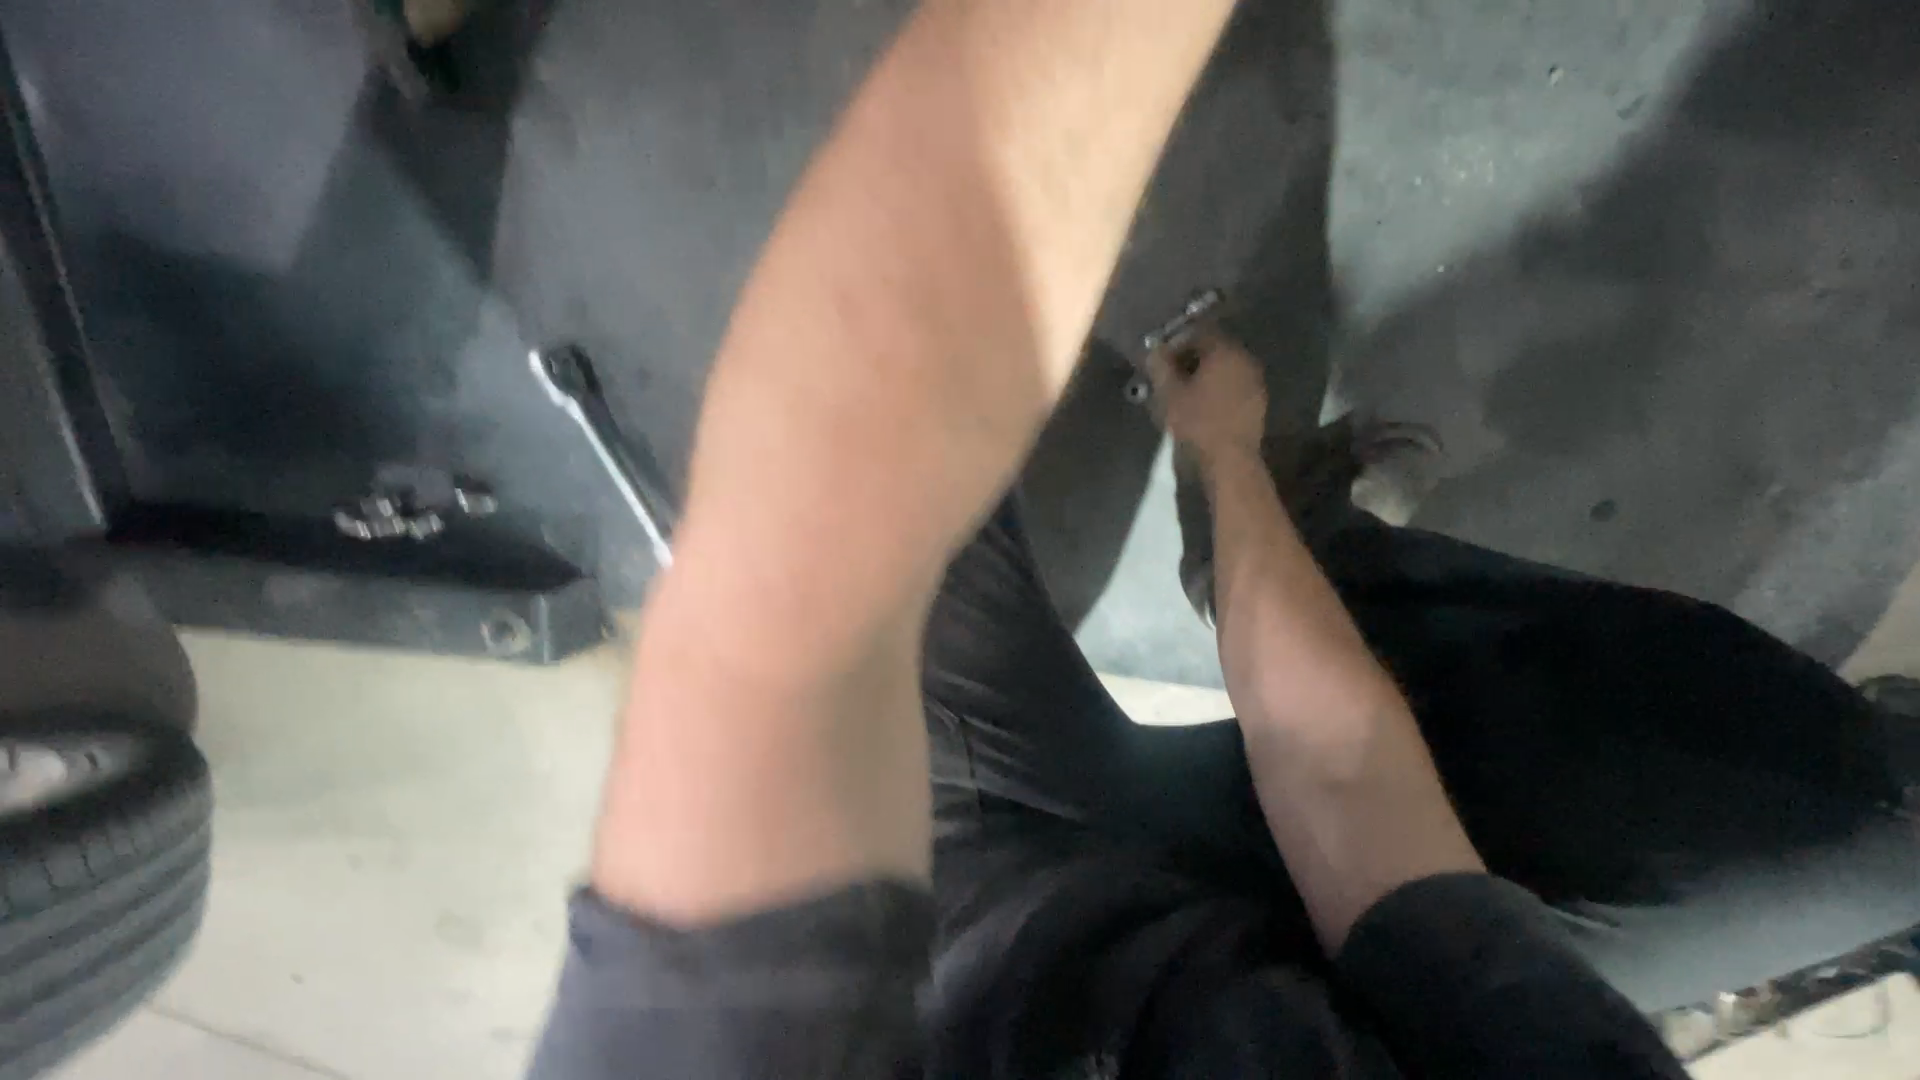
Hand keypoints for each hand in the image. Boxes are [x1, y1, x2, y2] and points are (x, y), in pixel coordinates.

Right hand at [1148, 329, 1267, 468]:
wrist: (1230, 459)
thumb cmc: (1197, 422)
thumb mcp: (1169, 394)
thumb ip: (1161, 367)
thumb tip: (1154, 350)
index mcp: (1224, 351)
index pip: (1198, 333)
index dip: (1177, 344)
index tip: (1162, 360)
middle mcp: (1245, 358)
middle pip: (1214, 349)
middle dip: (1192, 358)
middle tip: (1172, 375)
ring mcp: (1255, 380)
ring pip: (1226, 367)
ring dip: (1206, 374)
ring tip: (1186, 392)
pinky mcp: (1258, 400)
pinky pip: (1235, 384)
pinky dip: (1219, 388)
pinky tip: (1205, 404)